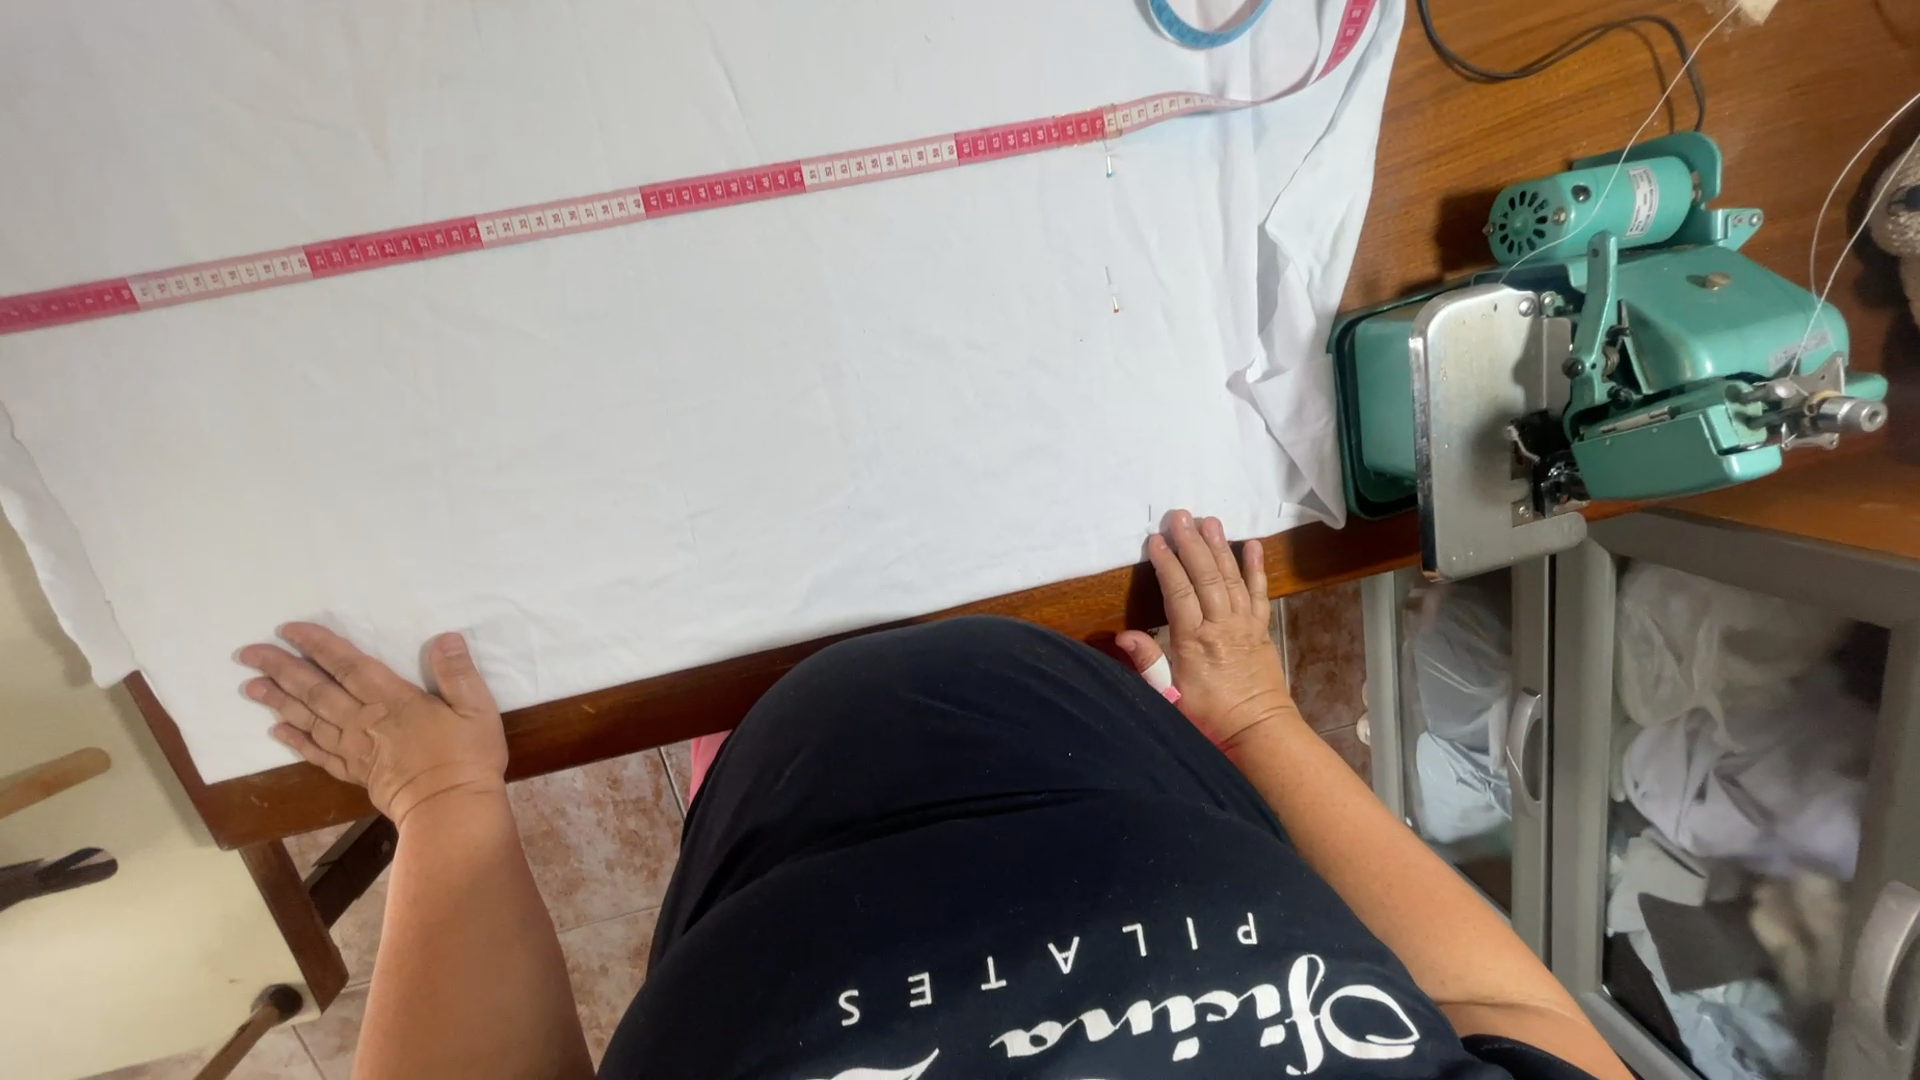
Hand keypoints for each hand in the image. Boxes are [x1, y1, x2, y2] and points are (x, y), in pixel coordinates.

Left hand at [239, 624, 507, 825]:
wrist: (449, 805)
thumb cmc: (467, 754)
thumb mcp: (477, 707)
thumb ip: (458, 672)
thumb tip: (445, 638)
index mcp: (394, 701)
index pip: (350, 667)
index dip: (320, 646)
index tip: (290, 630)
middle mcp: (364, 721)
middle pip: (317, 691)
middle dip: (283, 669)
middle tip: (250, 653)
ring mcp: (355, 749)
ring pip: (309, 720)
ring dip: (278, 701)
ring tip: (250, 686)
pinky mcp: (355, 772)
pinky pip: (316, 753)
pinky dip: (295, 741)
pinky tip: (276, 731)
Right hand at [1117, 511, 1301, 748]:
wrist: (1258, 732)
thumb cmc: (1209, 718)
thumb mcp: (1169, 697)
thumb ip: (1148, 663)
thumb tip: (1124, 635)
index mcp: (1194, 642)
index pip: (1179, 592)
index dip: (1167, 564)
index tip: (1157, 540)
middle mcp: (1221, 627)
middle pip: (1205, 576)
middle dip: (1192, 544)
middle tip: (1180, 516)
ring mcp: (1244, 625)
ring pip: (1231, 578)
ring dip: (1220, 547)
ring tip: (1210, 521)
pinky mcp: (1261, 629)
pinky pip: (1259, 592)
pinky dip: (1256, 568)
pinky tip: (1252, 545)